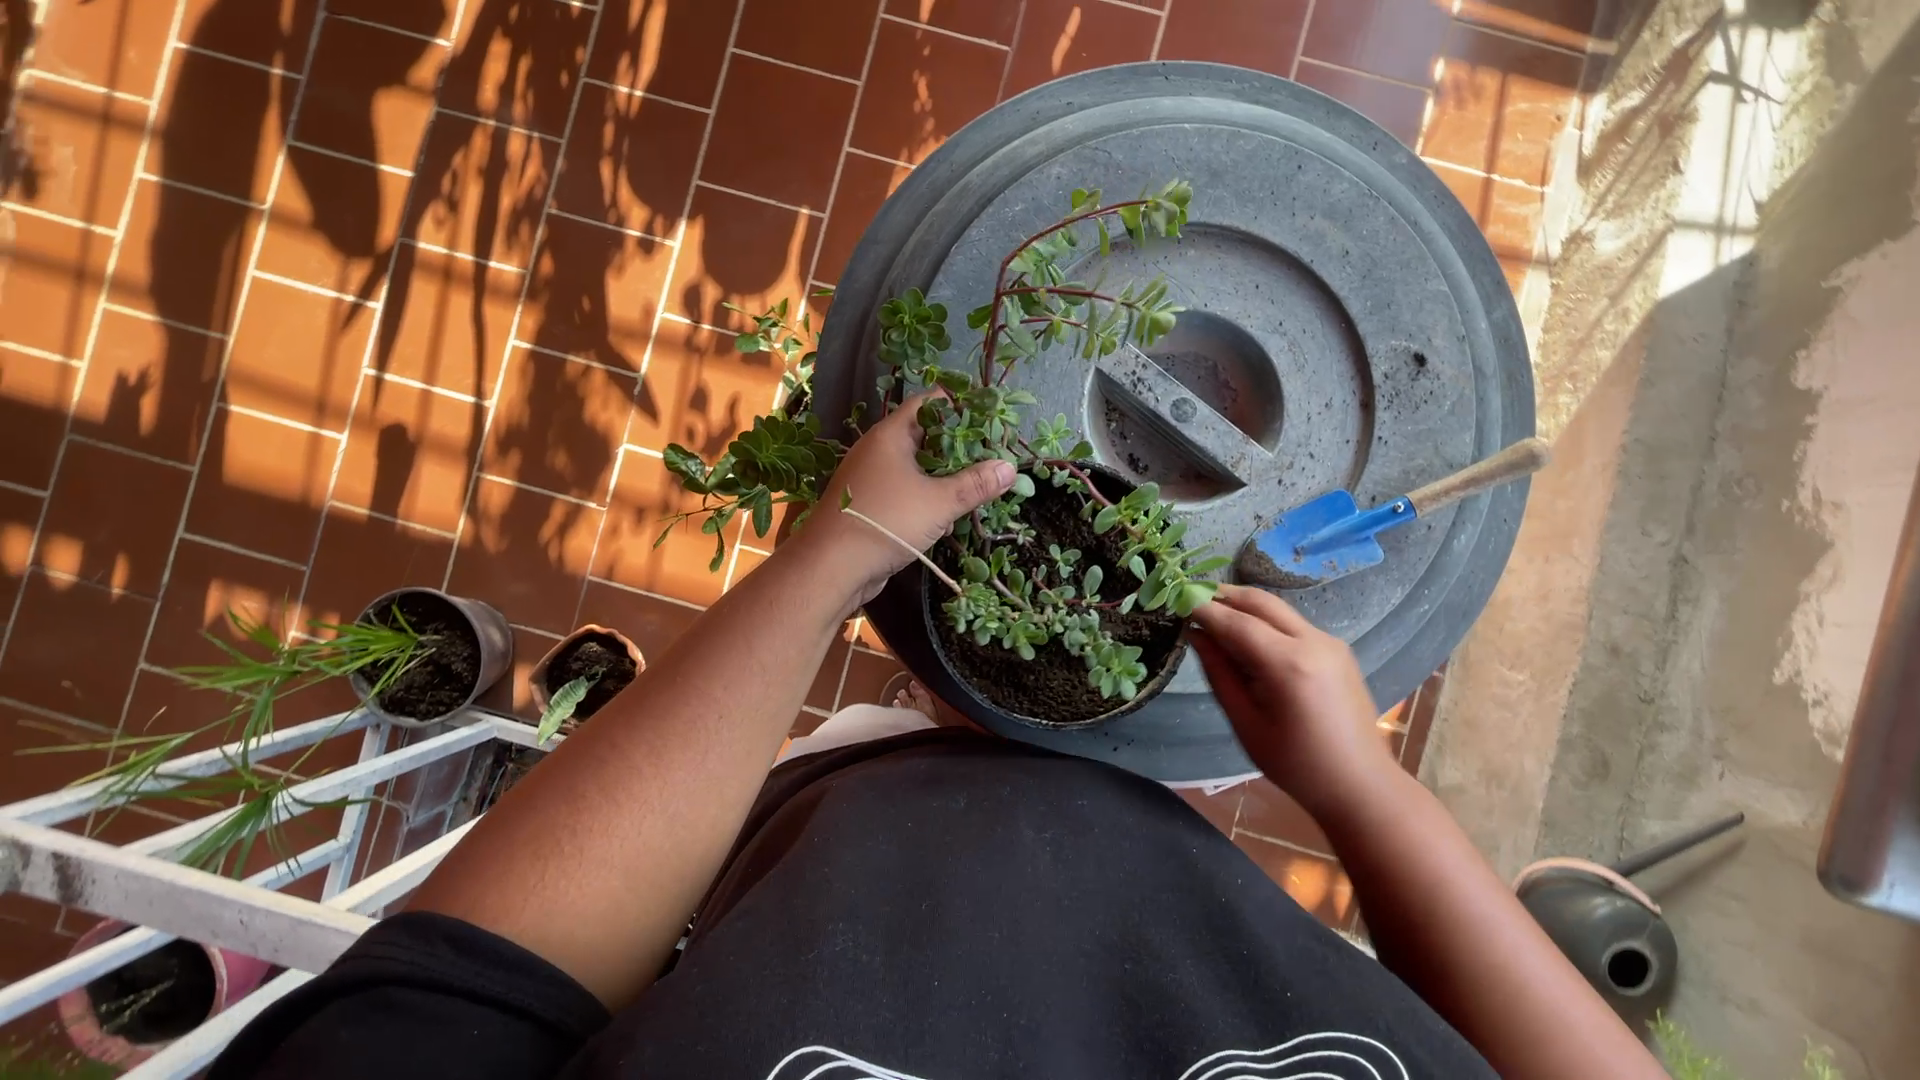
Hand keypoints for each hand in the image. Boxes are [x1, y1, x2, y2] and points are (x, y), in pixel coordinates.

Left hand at [794, 391, 1015, 607]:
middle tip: (993, 455)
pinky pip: (905, 493)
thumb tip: (1009, 467)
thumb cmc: (886, 522)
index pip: (929, 403)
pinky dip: (927, 501)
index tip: (991, 417)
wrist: (831, 566)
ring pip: (917, 469)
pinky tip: (946, 521)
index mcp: (891, 435)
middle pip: (926, 436)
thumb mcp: (939, 503)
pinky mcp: (871, 505)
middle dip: (959, 448)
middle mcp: (879, 450)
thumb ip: (976, 484)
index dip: (960, 406)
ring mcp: (872, 478)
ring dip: (944, 479)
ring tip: (977, 490)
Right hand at [1190, 586, 1394, 816]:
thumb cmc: (1296, 765)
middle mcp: (1314, 642)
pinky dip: (1264, 621)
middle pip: (1261, 602)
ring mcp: (1330, 643)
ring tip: (1212, 616)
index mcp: (1289, 665)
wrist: (1360, 784)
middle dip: (1224, 595)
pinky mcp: (1337, 650)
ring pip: (1278, 610)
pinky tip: (1246, 638)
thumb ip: (1220, 673)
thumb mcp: (1246, 723)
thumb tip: (1197, 636)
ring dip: (1244, 607)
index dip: (1204, 610)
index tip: (1177, 601)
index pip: (1237, 623)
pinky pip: (1292, 624)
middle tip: (1191, 598)